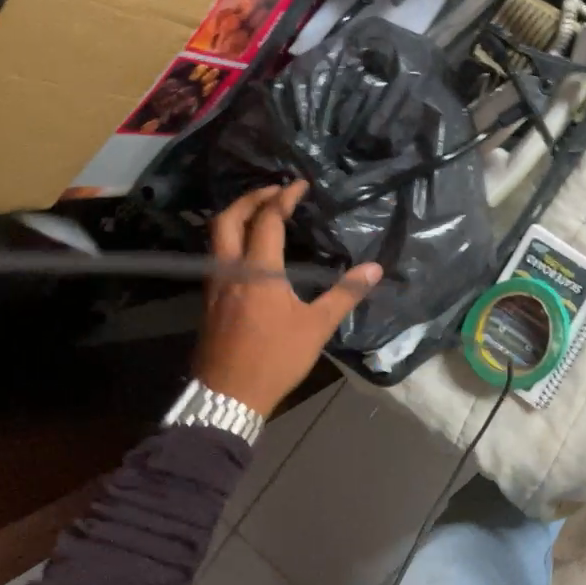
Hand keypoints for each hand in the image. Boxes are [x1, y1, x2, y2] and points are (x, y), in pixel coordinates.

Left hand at [192, 182, 381, 415]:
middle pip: (228, 220)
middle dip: (250, 198)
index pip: (267, 220)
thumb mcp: (316, 327)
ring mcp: (215, 286)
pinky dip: (233, 239)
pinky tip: (252, 249)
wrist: (225, 399)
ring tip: (262, 213)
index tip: (300, 185)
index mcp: (257, 271)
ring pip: (217, 238)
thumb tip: (374, 269)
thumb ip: (344, 294)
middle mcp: (230, 271)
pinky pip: (217, 256)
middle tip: (275, 191)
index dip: (283, 198)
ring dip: (238, 217)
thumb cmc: (274, 359)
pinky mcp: (211, 302)